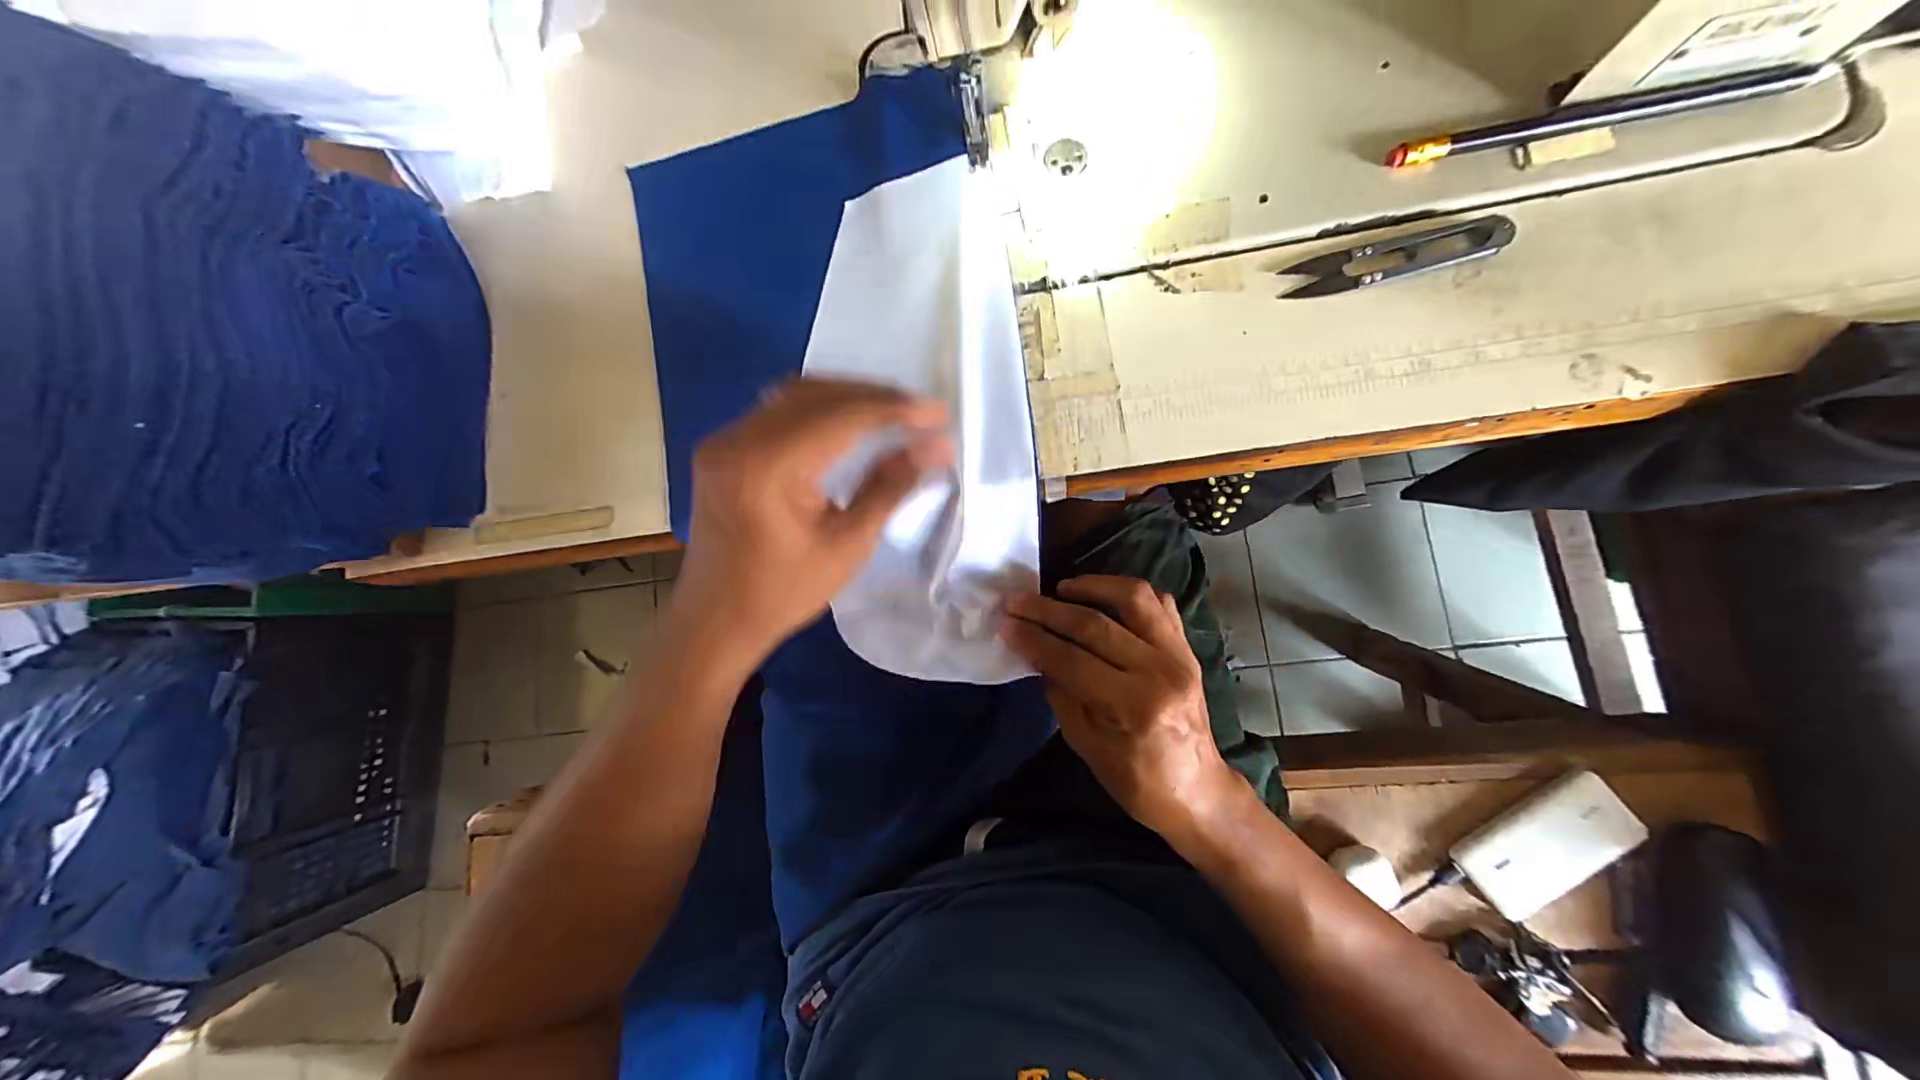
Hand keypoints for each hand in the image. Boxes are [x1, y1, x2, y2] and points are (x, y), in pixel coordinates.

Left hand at [671, 377, 952, 664]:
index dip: (894, 410)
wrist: (716, 620)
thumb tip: (937, 446)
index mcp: (766, 467)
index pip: (839, 418)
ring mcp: (724, 440)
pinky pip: (777, 411)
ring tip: (892, 412)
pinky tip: (848, 422)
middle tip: (920, 412)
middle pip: (816, 395)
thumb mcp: (848, 544)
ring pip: (795, 396)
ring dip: (846, 398)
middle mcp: (737, 440)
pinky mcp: (723, 448)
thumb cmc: (784, 593)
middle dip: (873, 397)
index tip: (938, 414)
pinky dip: (819, 409)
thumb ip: (890, 487)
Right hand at [1001, 575, 1249, 840]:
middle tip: (1017, 601)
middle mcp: (1160, 672)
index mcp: (1134, 705)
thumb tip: (1034, 652)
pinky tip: (1103, 595)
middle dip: (1048, 610)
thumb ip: (1060, 692)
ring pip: (1134, 599)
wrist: (1197, 791)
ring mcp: (1180, 656)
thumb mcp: (1085, 743)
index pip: (1072, 659)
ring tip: (1061, 588)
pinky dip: (1129, 593)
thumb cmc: (1137, 780)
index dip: (1034, 639)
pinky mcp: (1188, 649)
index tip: (1006, 624)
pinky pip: (1160, 605)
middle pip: (1095, 625)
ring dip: (1093, 586)